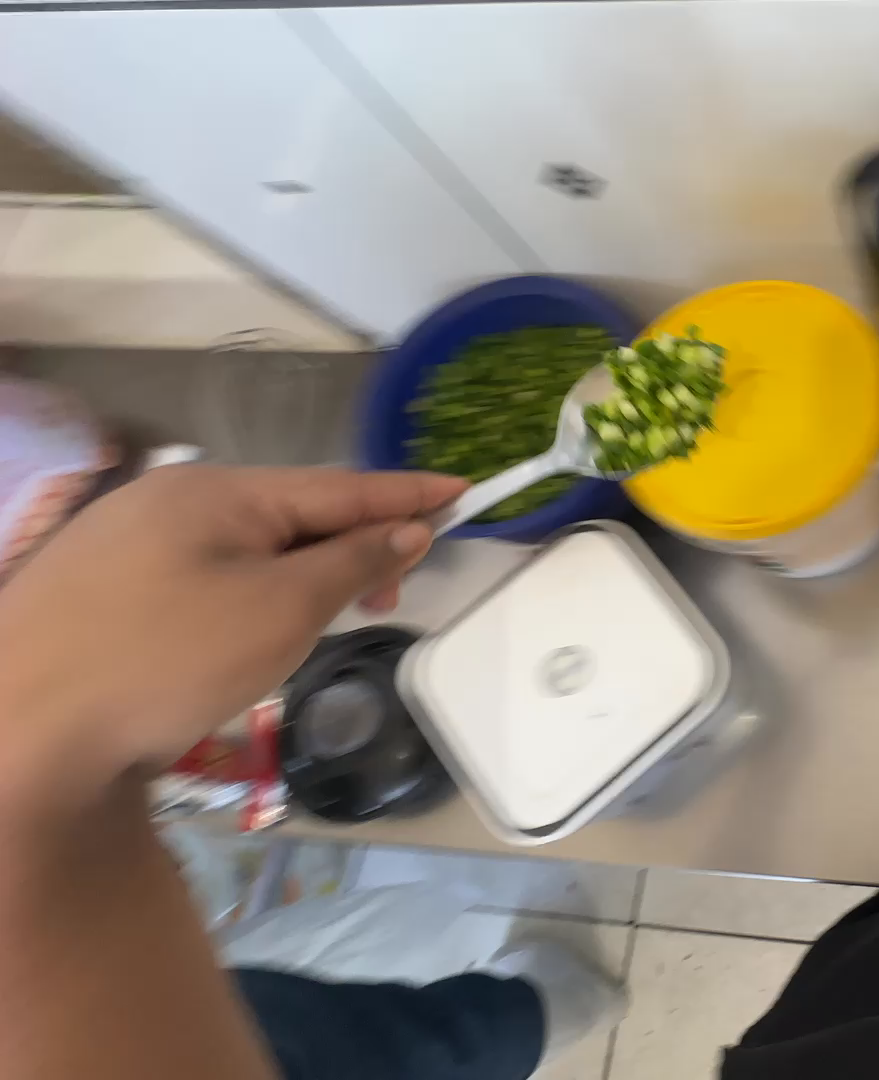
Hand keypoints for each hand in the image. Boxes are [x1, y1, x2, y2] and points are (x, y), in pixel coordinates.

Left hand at [0, 465, 464, 805]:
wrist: (9, 744)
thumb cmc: (166, 661)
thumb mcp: (287, 606)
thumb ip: (359, 559)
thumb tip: (410, 530)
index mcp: (216, 494)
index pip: (342, 486)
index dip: (410, 492)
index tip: (465, 491)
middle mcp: (171, 501)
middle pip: (300, 511)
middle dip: (361, 544)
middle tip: (393, 596)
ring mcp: (133, 540)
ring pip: (261, 542)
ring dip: (316, 571)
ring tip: (339, 614)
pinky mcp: (112, 582)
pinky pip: (221, 566)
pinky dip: (269, 585)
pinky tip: (272, 619)